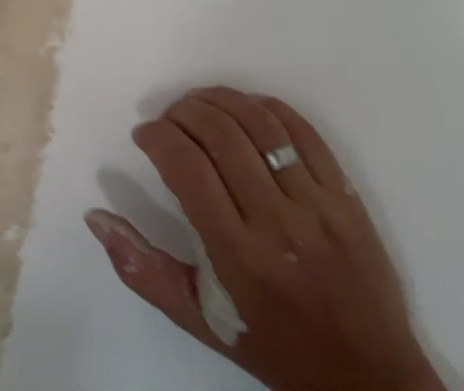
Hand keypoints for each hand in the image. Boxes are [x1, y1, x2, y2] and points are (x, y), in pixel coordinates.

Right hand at [86, 88, 442, 390]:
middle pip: (222, 136)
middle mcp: (277, 221)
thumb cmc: (273, 345)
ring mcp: (318, 205)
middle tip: (168, 117)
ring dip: (223, 101)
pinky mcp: (347, 196)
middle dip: (184, 112)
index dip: (158, 137)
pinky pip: (306, 134)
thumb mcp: (199, 318)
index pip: (187, 168)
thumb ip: (143, 269)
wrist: (367, 374)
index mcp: (236, 253)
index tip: (144, 135)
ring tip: (200, 103)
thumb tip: (97, 217)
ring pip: (262, 126)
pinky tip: (248, 108)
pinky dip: (270, 109)